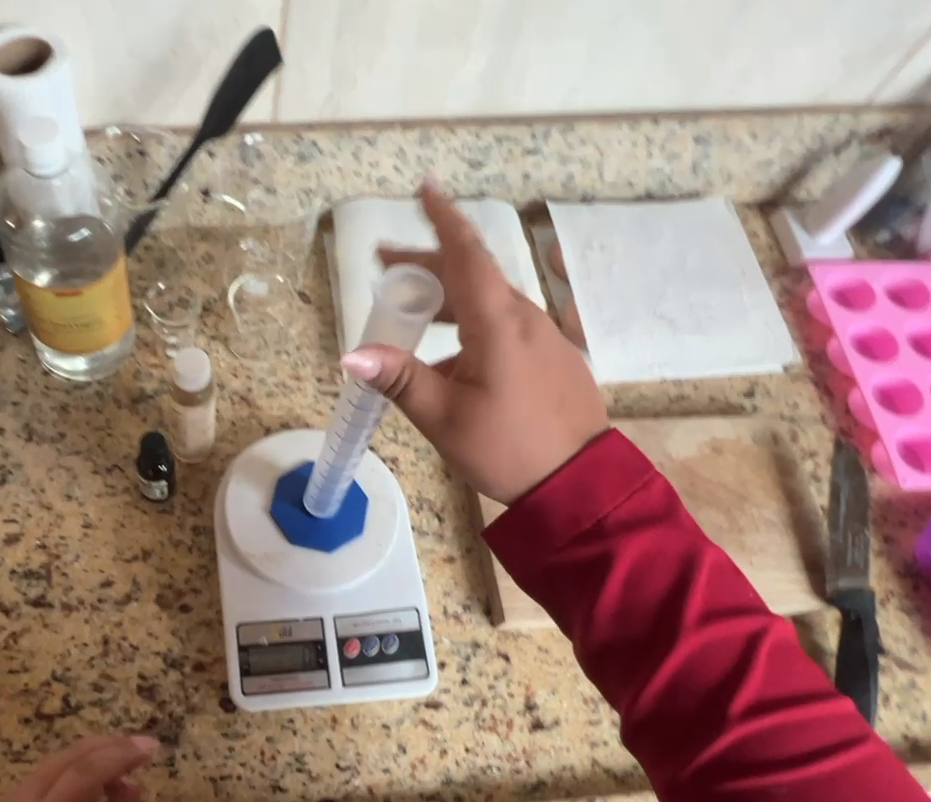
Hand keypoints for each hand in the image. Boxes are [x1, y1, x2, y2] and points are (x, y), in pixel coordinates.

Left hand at [0, 734, 158, 801]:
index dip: (122, 755)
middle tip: (141, 747)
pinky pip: (37, 778)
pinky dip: (67, 770)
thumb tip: (131, 789)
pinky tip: (87, 782)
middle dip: (106, 746)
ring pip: (50, 764)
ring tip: (120, 760)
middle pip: (67, 758)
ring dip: (86, 755)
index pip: (88, 772)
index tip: (152, 748)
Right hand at [354, 182, 608, 504]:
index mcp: (498, 324)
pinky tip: (450, 357)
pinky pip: (506, 326)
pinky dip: (471, 323)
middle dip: (428, 263)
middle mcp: (524, 318)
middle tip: (386, 264)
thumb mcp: (444, 417)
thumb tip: (351, 354)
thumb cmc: (507, 448)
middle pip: (473, 274)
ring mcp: (544, 337)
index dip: (442, 220)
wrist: (578, 482)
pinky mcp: (552, 358)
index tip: (423, 189)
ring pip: (489, 301)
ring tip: (412, 311)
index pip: (466, 255)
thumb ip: (400, 380)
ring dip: (448, 296)